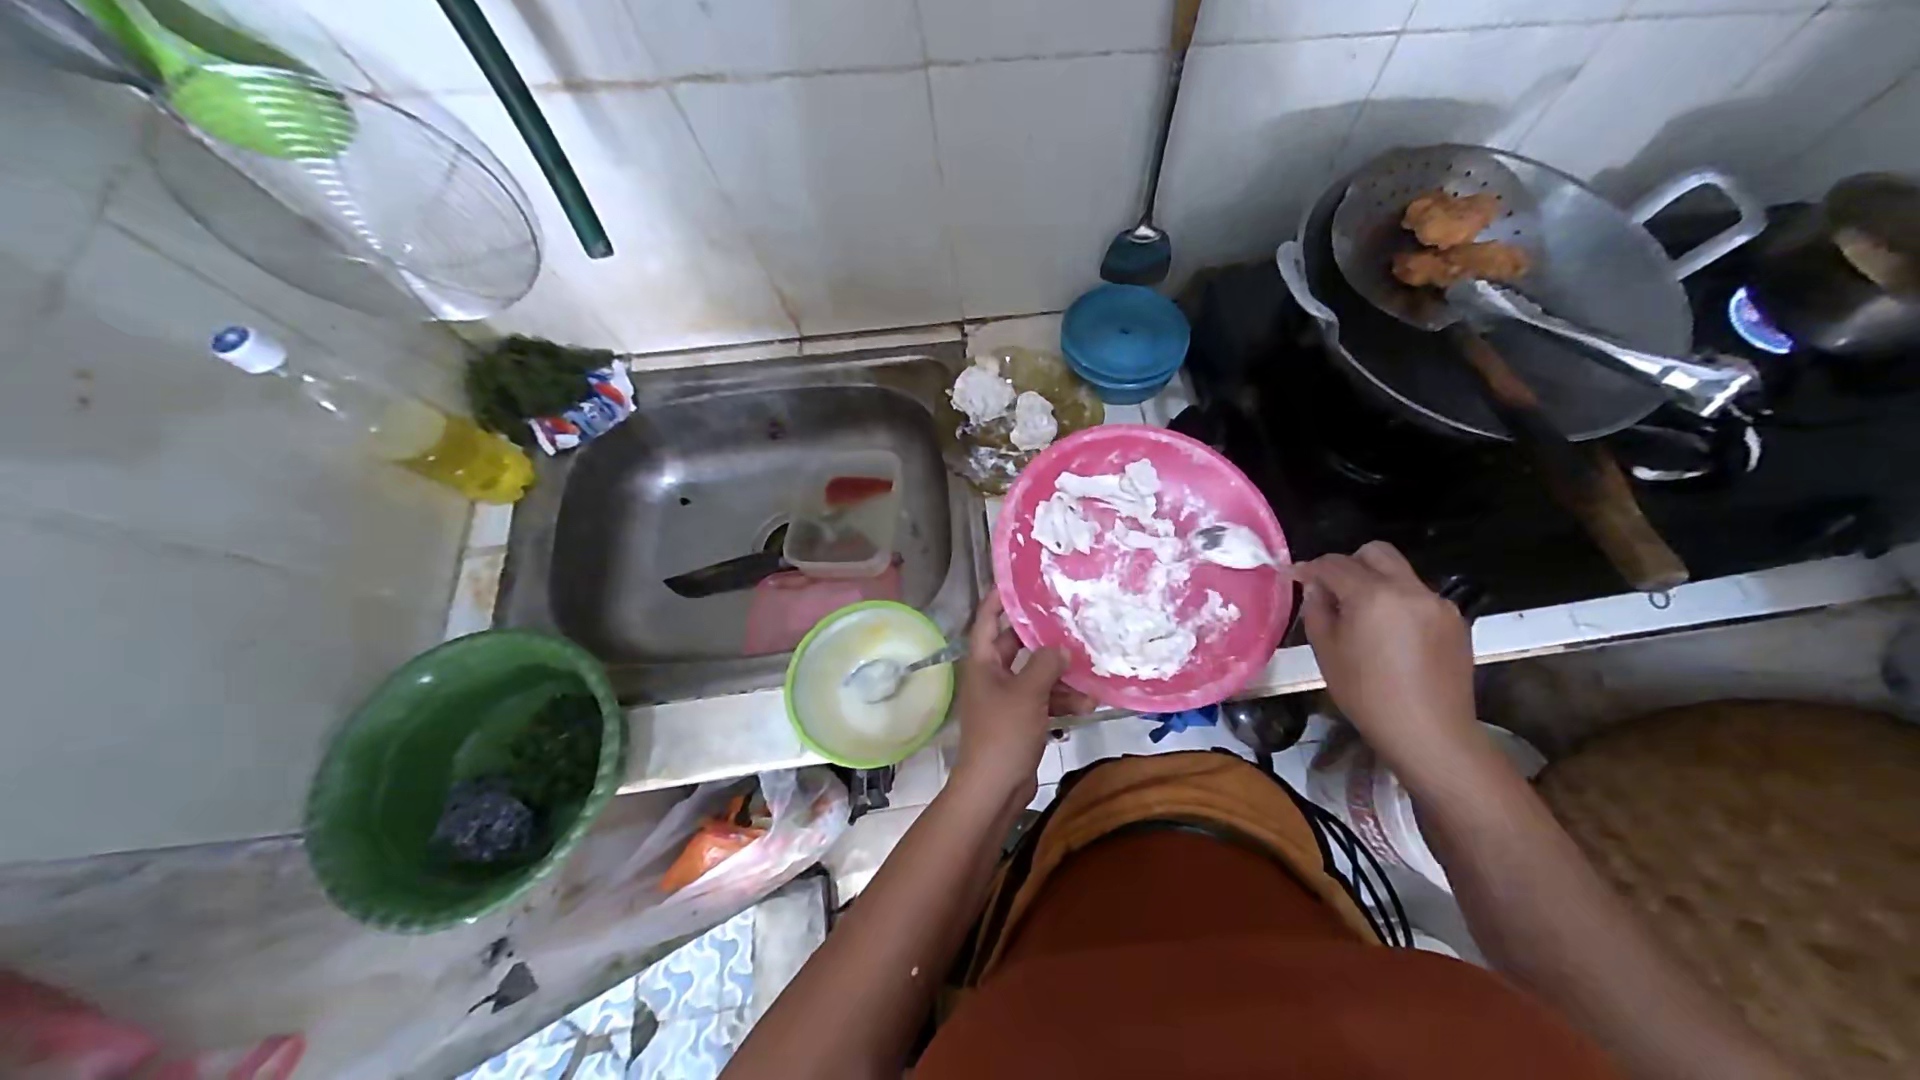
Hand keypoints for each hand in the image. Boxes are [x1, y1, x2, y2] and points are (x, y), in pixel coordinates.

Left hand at [950, 593, 1091, 803]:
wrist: (994, 787)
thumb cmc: (1003, 733)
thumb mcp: (1027, 693)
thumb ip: (1045, 664)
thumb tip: (1061, 648)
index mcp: (982, 662)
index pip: (987, 620)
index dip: (999, 599)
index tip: (1018, 581)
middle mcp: (992, 675)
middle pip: (1017, 646)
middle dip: (1043, 639)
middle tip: (1070, 621)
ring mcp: (1006, 699)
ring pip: (1035, 675)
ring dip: (1060, 675)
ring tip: (1089, 671)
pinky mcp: (1020, 720)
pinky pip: (1043, 700)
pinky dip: (1061, 699)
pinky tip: (1088, 702)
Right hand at [1295, 541, 1479, 774]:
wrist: (1429, 731)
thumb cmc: (1366, 694)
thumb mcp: (1326, 651)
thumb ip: (1317, 608)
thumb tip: (1315, 586)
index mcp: (1373, 595)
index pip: (1334, 564)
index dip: (1310, 568)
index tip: (1295, 576)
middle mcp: (1409, 589)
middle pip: (1374, 552)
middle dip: (1348, 563)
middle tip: (1332, 589)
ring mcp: (1437, 603)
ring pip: (1399, 573)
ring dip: (1375, 582)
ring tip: (1362, 616)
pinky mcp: (1455, 620)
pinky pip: (1418, 597)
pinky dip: (1399, 603)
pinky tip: (1391, 635)